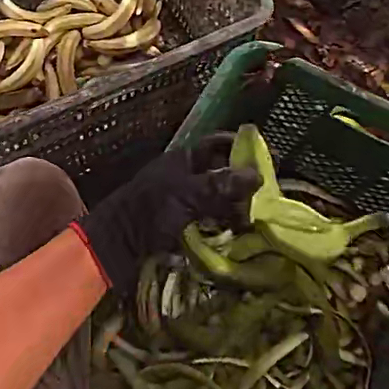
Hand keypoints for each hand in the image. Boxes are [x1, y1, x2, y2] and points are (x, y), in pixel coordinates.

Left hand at [74, 135, 256, 290]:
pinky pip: (213, 219)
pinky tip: (240, 233)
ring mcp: (187, 200)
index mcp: (185, 159)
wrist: (118, 244)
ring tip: (257, 219)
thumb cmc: (149, 210)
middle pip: (224, 172)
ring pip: (221, 197)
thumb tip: (257, 174)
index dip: (243, 147)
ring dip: (238, 207)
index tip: (271, 156)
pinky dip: (227, 224)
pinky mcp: (186, 223)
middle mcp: (188, 175)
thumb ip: (221, 184)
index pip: (220, 144)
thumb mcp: (187, 194)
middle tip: (269, 195)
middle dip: (245, 183)